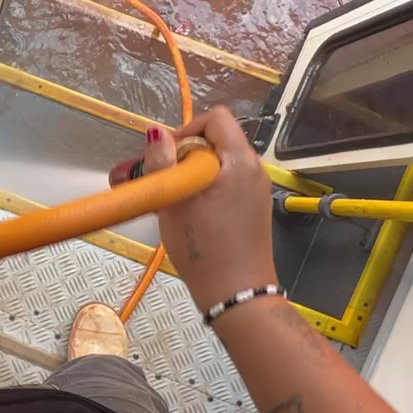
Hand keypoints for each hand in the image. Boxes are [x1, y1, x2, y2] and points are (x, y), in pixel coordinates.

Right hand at [114, 107, 278, 308]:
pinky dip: (204, 186)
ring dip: (191, 171)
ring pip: (218, 161)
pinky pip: (225, 180)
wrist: (236, 293)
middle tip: (161, 180)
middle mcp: (255, 169)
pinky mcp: (253, 205)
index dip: (185, 129)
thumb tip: (155, 132)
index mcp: (240, 162)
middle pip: (216, 139)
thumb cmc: (203, 248)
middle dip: (184, 153)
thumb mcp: (174, 203)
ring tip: (171, 198)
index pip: (216, 118)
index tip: (165, 156)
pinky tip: (188, 211)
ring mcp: (256, 188)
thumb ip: (163, 163)